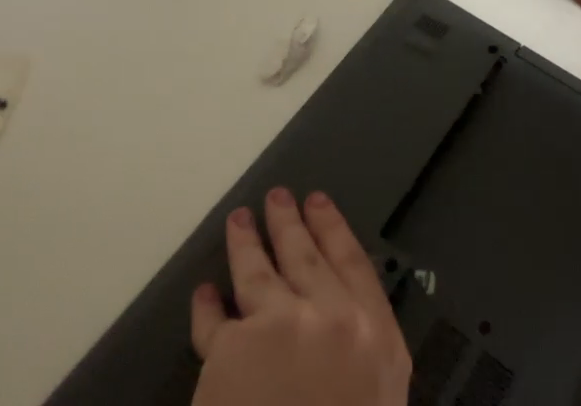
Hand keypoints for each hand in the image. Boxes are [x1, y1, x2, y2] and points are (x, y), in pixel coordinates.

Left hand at [190, 188, 409, 405]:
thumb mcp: (377, 395)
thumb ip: (365, 354)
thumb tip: (346, 324)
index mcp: (374, 335)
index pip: (352, 265)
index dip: (334, 228)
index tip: (320, 202)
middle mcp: (331, 318)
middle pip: (305, 256)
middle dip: (289, 222)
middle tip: (277, 196)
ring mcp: (281, 327)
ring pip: (258, 271)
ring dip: (245, 241)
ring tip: (238, 220)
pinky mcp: (232, 349)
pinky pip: (215, 318)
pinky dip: (206, 304)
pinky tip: (203, 293)